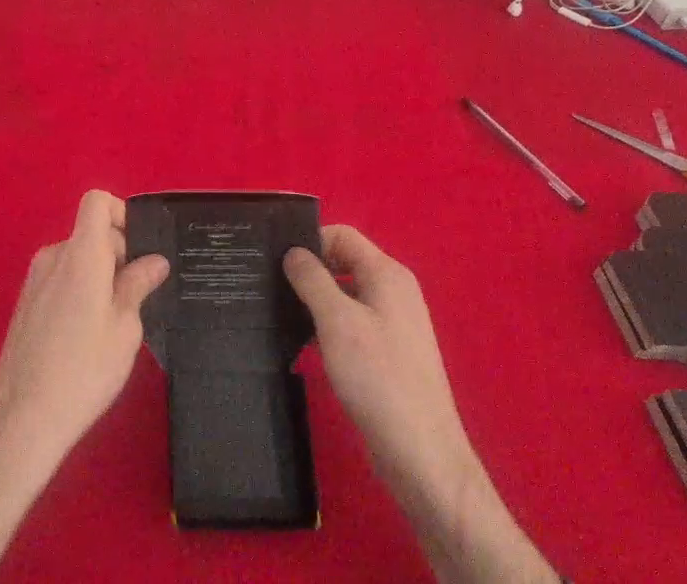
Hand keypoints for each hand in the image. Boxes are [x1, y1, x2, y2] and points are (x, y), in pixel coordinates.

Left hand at [0, 190, 168, 583]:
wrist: (25, 414)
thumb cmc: (85, 369)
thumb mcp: (125, 328)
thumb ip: (137, 285)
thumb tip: (154, 261)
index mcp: (80, 255)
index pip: (97, 203)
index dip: (122, 214)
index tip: (140, 251)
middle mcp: (53, 257)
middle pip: (90, 234)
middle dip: (118, 255)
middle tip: (139, 298)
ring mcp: (35, 280)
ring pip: (77, 260)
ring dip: (99, 276)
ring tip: (116, 323)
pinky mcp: (26, 303)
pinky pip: (61, 280)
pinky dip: (80, 291)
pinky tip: (88, 335)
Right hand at [285, 226, 557, 583]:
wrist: (420, 451)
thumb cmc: (378, 377)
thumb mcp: (337, 321)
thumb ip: (313, 279)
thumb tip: (293, 251)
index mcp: (388, 275)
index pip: (343, 235)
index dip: (308, 240)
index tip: (272, 258)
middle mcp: (394, 292)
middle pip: (343, 262)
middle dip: (308, 269)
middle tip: (266, 283)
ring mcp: (392, 324)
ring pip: (344, 294)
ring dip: (314, 299)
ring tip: (275, 310)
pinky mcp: (386, 353)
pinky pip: (350, 322)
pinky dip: (326, 325)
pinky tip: (301, 341)